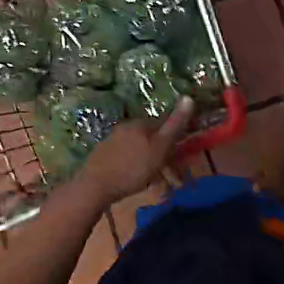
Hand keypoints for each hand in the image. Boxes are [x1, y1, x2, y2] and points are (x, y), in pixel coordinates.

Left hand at [73, 98, 195, 205]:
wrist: (95, 186)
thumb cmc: (133, 168)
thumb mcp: (159, 148)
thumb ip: (174, 125)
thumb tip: (188, 97)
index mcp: (139, 124)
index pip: (164, 123)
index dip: (175, 138)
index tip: (183, 155)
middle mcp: (125, 128)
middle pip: (151, 138)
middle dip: (163, 155)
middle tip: (172, 176)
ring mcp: (112, 141)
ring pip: (139, 150)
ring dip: (151, 164)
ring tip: (157, 184)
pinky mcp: (103, 155)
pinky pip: (127, 159)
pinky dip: (136, 168)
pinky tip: (138, 182)